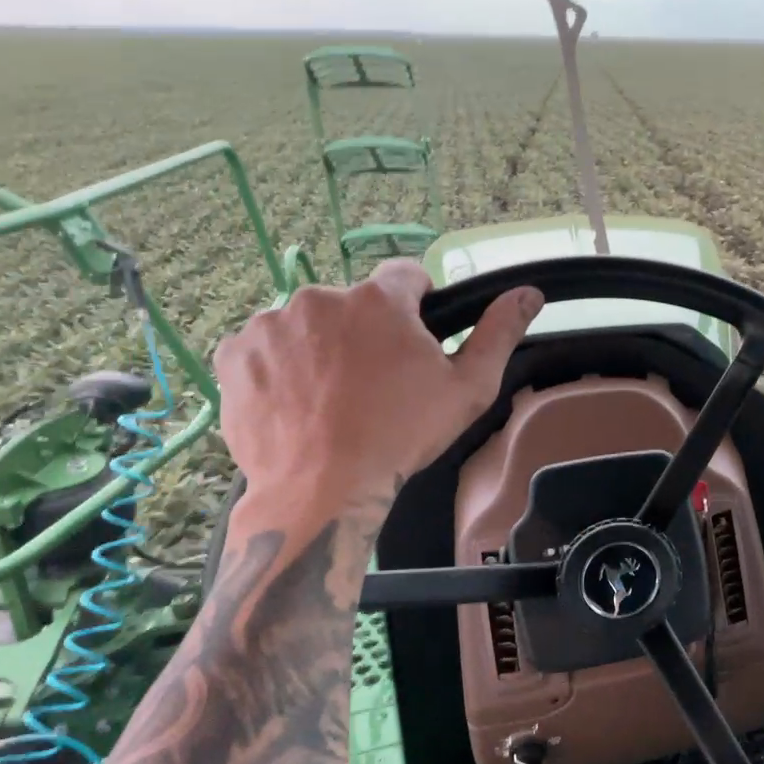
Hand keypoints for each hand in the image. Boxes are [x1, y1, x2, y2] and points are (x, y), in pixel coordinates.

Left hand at [214, 259, 544, 509]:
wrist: (322, 488)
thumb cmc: (405, 434)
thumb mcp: (469, 388)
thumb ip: (500, 333)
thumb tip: (530, 293)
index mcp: (379, 301)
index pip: (406, 275)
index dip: (420, 304)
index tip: (419, 340)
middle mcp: (318, 298)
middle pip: (355, 304)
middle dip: (369, 332)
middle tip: (381, 384)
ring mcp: (269, 325)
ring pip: (309, 325)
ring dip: (325, 348)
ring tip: (337, 400)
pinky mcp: (233, 355)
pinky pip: (267, 349)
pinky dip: (285, 369)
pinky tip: (301, 405)